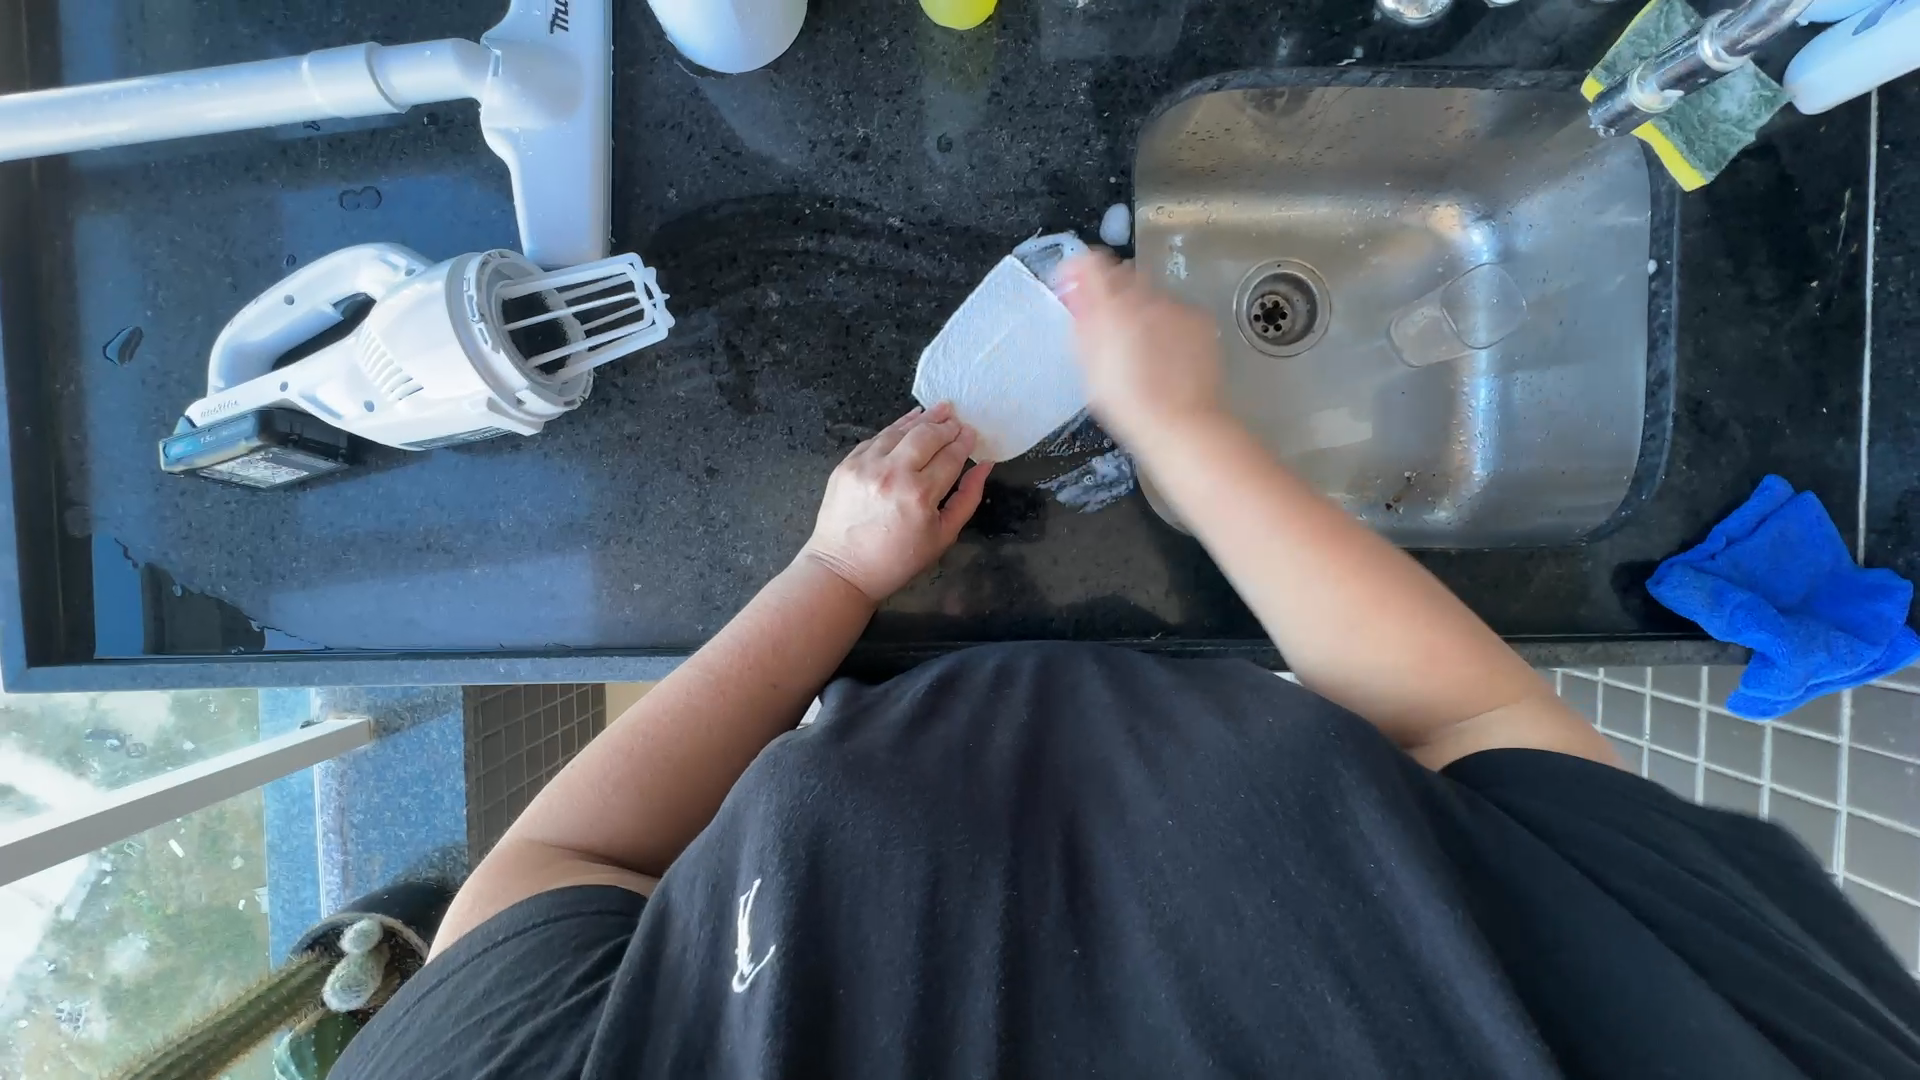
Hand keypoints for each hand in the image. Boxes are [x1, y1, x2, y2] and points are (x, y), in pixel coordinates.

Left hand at [799, 403, 991, 603]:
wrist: (843, 569)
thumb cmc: (898, 560)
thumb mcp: (943, 536)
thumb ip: (967, 498)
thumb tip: (984, 465)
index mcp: (920, 495)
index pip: (950, 457)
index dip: (964, 442)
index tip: (971, 433)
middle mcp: (893, 474)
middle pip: (926, 436)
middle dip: (945, 425)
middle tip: (956, 418)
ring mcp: (866, 466)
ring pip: (900, 431)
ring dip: (922, 419)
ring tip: (939, 410)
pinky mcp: (847, 464)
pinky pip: (876, 438)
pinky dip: (896, 428)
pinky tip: (909, 422)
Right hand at [1059, 251, 1227, 448]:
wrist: (1179, 422)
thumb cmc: (1126, 402)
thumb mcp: (1089, 365)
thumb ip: (1081, 321)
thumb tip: (1074, 290)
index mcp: (1110, 306)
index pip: (1091, 263)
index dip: (1079, 270)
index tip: (1072, 285)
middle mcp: (1145, 296)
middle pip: (1123, 276)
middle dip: (1111, 293)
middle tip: (1104, 324)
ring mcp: (1176, 306)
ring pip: (1151, 295)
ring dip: (1139, 310)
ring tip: (1138, 348)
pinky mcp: (1199, 319)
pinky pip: (1176, 310)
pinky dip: (1166, 323)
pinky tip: (1164, 353)